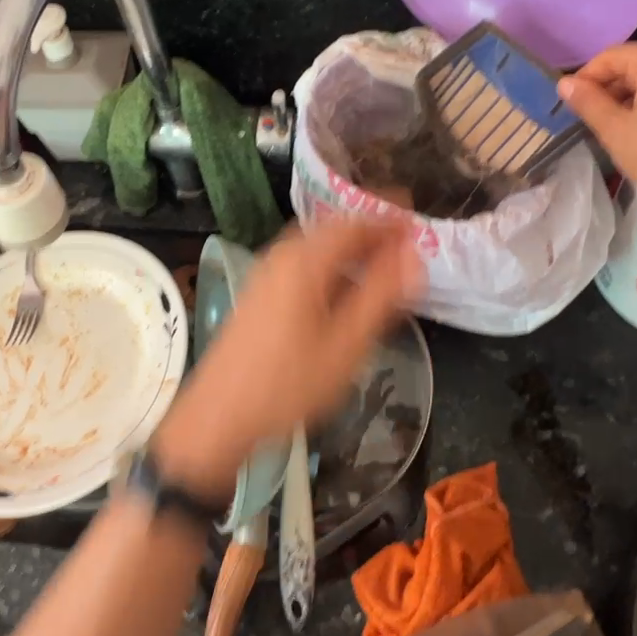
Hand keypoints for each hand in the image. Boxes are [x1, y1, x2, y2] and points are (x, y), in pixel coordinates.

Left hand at [151, 220, 422, 500]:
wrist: (218, 417)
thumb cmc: (287, 385)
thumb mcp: (346, 345)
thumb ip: (382, 297)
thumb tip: (414, 258)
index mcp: (304, 260)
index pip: (354, 220)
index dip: (389, 218)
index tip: (418, 223)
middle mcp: (281, 256)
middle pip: (334, 229)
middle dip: (372, 232)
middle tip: (407, 245)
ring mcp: (265, 274)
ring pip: (317, 248)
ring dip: (352, 250)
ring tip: (384, 267)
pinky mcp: (259, 294)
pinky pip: (303, 265)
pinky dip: (331, 267)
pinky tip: (345, 292)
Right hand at [559, 43, 636, 223]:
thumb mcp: (615, 130)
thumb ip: (588, 102)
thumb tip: (565, 84)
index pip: (611, 56)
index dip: (585, 76)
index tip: (569, 101)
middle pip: (635, 65)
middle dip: (607, 87)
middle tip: (588, 116)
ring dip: (627, 97)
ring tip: (612, 127)